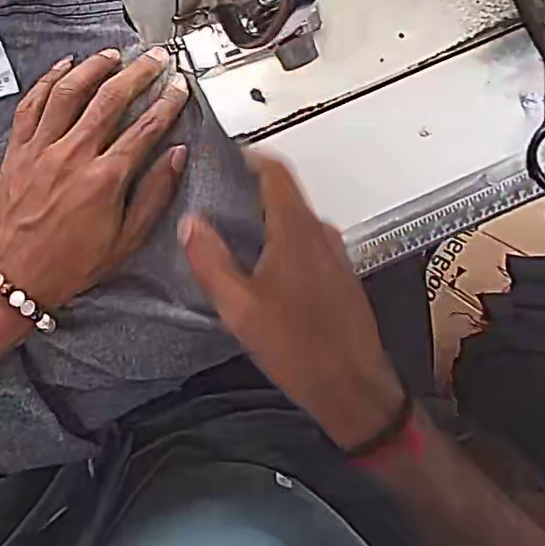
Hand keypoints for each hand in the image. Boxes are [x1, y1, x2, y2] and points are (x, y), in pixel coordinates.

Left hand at [0, 47, 190, 363]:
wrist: (12, 277)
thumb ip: (154, 195)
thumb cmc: (68, 264)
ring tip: (112, 54)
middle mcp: (72, 156)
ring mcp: (41, 149)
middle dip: (137, 73)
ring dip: (94, 67)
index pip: (144, 128)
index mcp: (104, 180)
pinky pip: (32, 104)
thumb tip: (176, 156)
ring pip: (69, 92)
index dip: (167, 103)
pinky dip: (48, 80)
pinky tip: (63, 67)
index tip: (179, 88)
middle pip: (110, 99)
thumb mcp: (124, 241)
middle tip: (154, 59)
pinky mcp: (17, 150)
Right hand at [180, 153, 405, 449]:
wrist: (354, 390)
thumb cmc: (302, 350)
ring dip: (269, 218)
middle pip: (286, 193)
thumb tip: (191, 225)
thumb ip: (210, 260)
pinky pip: (309, 241)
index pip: (276, 172)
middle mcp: (321, 235)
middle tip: (223, 198)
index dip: (251, 157)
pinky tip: (266, 270)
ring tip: (238, 235)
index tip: (231, 155)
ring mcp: (335, 254)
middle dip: (253, 190)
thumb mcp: (239, 306)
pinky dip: (285, 240)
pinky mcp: (341, 275)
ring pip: (297, 219)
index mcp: (296, 232)